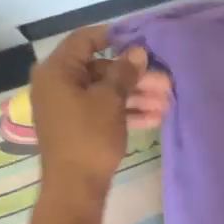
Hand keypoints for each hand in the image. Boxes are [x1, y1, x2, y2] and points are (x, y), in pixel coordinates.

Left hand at [27, 26, 172, 201]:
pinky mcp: (78, 126)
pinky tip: (154, 118)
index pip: (85, 40)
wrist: (75, 186)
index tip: (142, 41)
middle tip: (165, 83)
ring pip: (106, 92)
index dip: (114, 37)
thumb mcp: (110, 100)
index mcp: (57, 70)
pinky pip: (103, 110)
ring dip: (136, 96)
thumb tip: (138, 52)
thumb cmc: (89, 136)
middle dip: (135, 76)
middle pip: (101, 69)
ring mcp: (67, 107)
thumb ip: (125, 72)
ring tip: (166, 103)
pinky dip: (126, 112)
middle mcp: (58, 84)